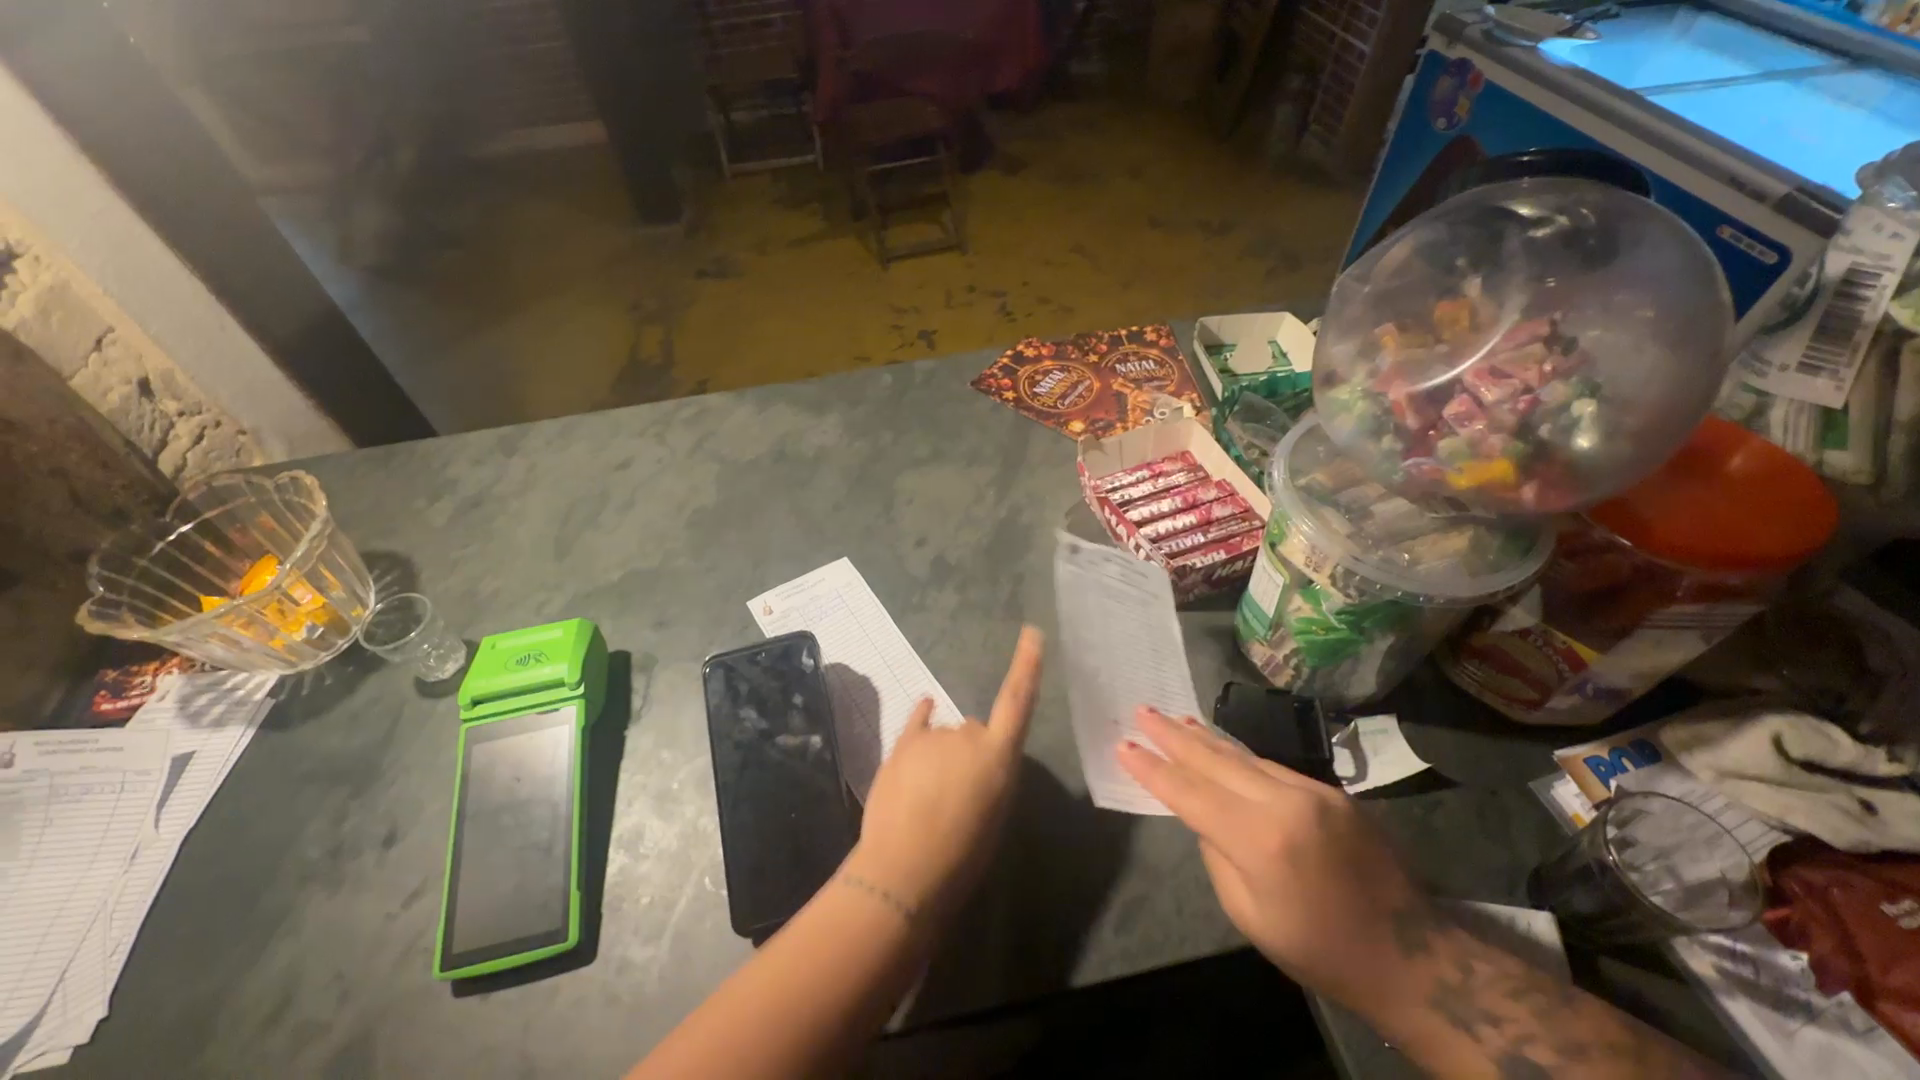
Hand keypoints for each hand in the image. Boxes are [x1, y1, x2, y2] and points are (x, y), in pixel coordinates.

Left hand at [845, 626, 1042, 919]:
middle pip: (977, 731)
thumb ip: (992, 777)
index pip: (1018, 700)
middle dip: (972, 752)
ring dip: (942, 756)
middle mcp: (968, 734)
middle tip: (961, 795)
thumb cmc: (962, 854)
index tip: (1031, 633)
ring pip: (945, 736)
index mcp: (999, 755)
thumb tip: (980, 761)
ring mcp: (933, 736)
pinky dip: (923, 718)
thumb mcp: (994, 815)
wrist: (904, 869)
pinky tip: (925, 706)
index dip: (1027, 665)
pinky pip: (918, 721)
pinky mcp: (903, 744)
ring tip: (928, 798)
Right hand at [1117, 708, 1437, 1009]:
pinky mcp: (1335, 793)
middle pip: (1217, 761)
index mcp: (1260, 838)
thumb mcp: (1249, 914)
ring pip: (1246, 758)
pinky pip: (1274, 768)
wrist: (1408, 954)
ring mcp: (1315, 792)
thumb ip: (1218, 856)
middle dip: (1174, 736)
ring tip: (1176, 721)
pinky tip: (1223, 749)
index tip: (1123, 746)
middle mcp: (1287, 801)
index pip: (1190, 793)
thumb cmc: (1317, 949)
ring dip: (1207, 740)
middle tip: (1142, 711)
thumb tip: (1205, 817)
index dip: (1153, 769)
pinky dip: (1241, 757)